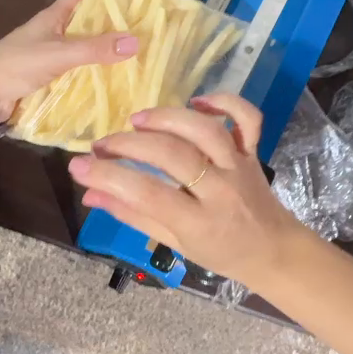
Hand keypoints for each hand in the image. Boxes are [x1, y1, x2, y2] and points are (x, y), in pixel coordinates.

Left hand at [0, 0, 137, 121]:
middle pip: (85, 27)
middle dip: (110, 30)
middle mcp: (51, 34)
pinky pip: (73, 75)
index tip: (133, 1)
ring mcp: (47, 58)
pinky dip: (89, 78)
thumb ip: (94, 49)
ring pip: (80, 53)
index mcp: (51, 19)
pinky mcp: (45, 80)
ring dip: (101, 57)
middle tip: (143, 36)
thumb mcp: (58, 54)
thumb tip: (136, 41)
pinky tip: (109, 86)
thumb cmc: (15, 65)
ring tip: (135, 62)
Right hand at [67, 93, 309, 285]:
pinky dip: (224, 102)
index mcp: (198, 223)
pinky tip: (196, 101)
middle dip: (129, 145)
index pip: (147, 194)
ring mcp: (239, 167)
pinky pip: (246, 118)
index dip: (109, 177)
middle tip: (101, 145)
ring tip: (137, 120)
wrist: (274, 251)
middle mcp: (220, 191)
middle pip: (172, 155)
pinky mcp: (253, 151)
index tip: (78, 167)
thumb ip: (132, 215)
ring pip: (205, 130)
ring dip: (167, 119)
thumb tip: (90, 194)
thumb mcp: (174, 244)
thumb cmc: (219, 252)